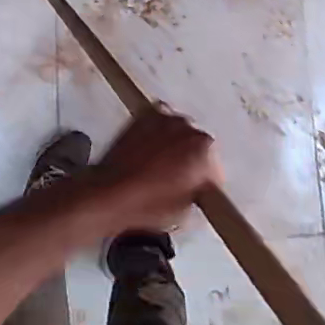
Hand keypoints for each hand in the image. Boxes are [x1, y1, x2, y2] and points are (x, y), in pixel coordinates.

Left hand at [88, 104, 221, 232]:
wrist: (110, 191)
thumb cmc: (150, 204)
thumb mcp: (188, 208)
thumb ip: (200, 188)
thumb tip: (198, 184)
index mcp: (205, 150)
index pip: (215, 167)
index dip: (206, 182)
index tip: (197, 191)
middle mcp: (187, 126)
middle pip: (197, 144)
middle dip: (191, 158)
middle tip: (177, 177)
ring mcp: (162, 117)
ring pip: (178, 130)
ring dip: (174, 142)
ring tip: (159, 163)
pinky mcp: (141, 115)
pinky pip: (158, 120)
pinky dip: (157, 131)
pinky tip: (148, 147)